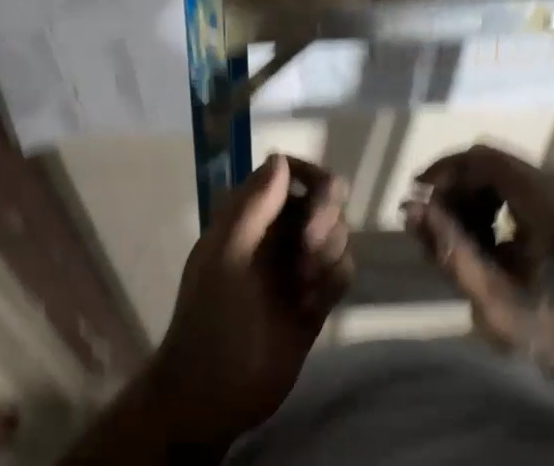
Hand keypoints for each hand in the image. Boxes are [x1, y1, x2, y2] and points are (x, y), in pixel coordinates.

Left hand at [146, 154, 352, 449]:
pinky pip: (342, 271)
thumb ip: (253, 207)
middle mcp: (274, 235)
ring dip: (329, 253)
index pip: (285, 173)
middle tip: (308, 250)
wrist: (213, 396)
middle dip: (324, 218)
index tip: (320, 193)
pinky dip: (335, 281)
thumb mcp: (225, 259)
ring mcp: (295, 268)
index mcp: (246, 218)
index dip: (308, 176)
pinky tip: (313, 306)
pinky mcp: (315, 300)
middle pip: (321, 199)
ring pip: (336, 235)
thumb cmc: (211, 321)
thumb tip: (280, 157)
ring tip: (303, 288)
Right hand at [402, 144, 553, 373]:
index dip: (445, 172)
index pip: (484, 160)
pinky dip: (490, 201)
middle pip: (491, 161)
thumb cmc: (545, 327)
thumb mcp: (490, 297)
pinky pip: (516, 183)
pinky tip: (482, 235)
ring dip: (470, 194)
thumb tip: (409, 208)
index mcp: (547, 205)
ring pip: (501, 170)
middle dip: (455, 186)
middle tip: (432, 221)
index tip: (418, 198)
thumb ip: (449, 249)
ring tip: (456, 233)